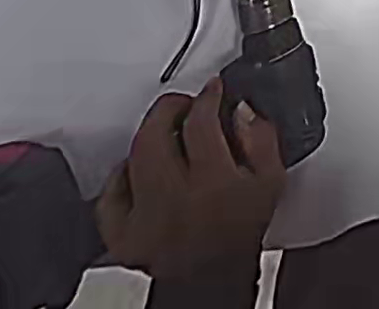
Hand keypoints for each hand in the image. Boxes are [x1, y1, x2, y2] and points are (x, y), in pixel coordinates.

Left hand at [95, 77, 284, 277]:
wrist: (212, 291)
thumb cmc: (238, 241)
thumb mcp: (269, 184)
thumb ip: (262, 140)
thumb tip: (243, 111)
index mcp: (212, 182)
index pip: (201, 120)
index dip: (207, 96)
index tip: (213, 90)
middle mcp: (172, 197)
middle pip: (156, 132)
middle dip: (171, 107)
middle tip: (186, 103)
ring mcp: (142, 219)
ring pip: (133, 156)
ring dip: (149, 133)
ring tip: (166, 129)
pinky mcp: (121, 238)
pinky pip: (109, 197)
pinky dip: (120, 176)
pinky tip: (136, 169)